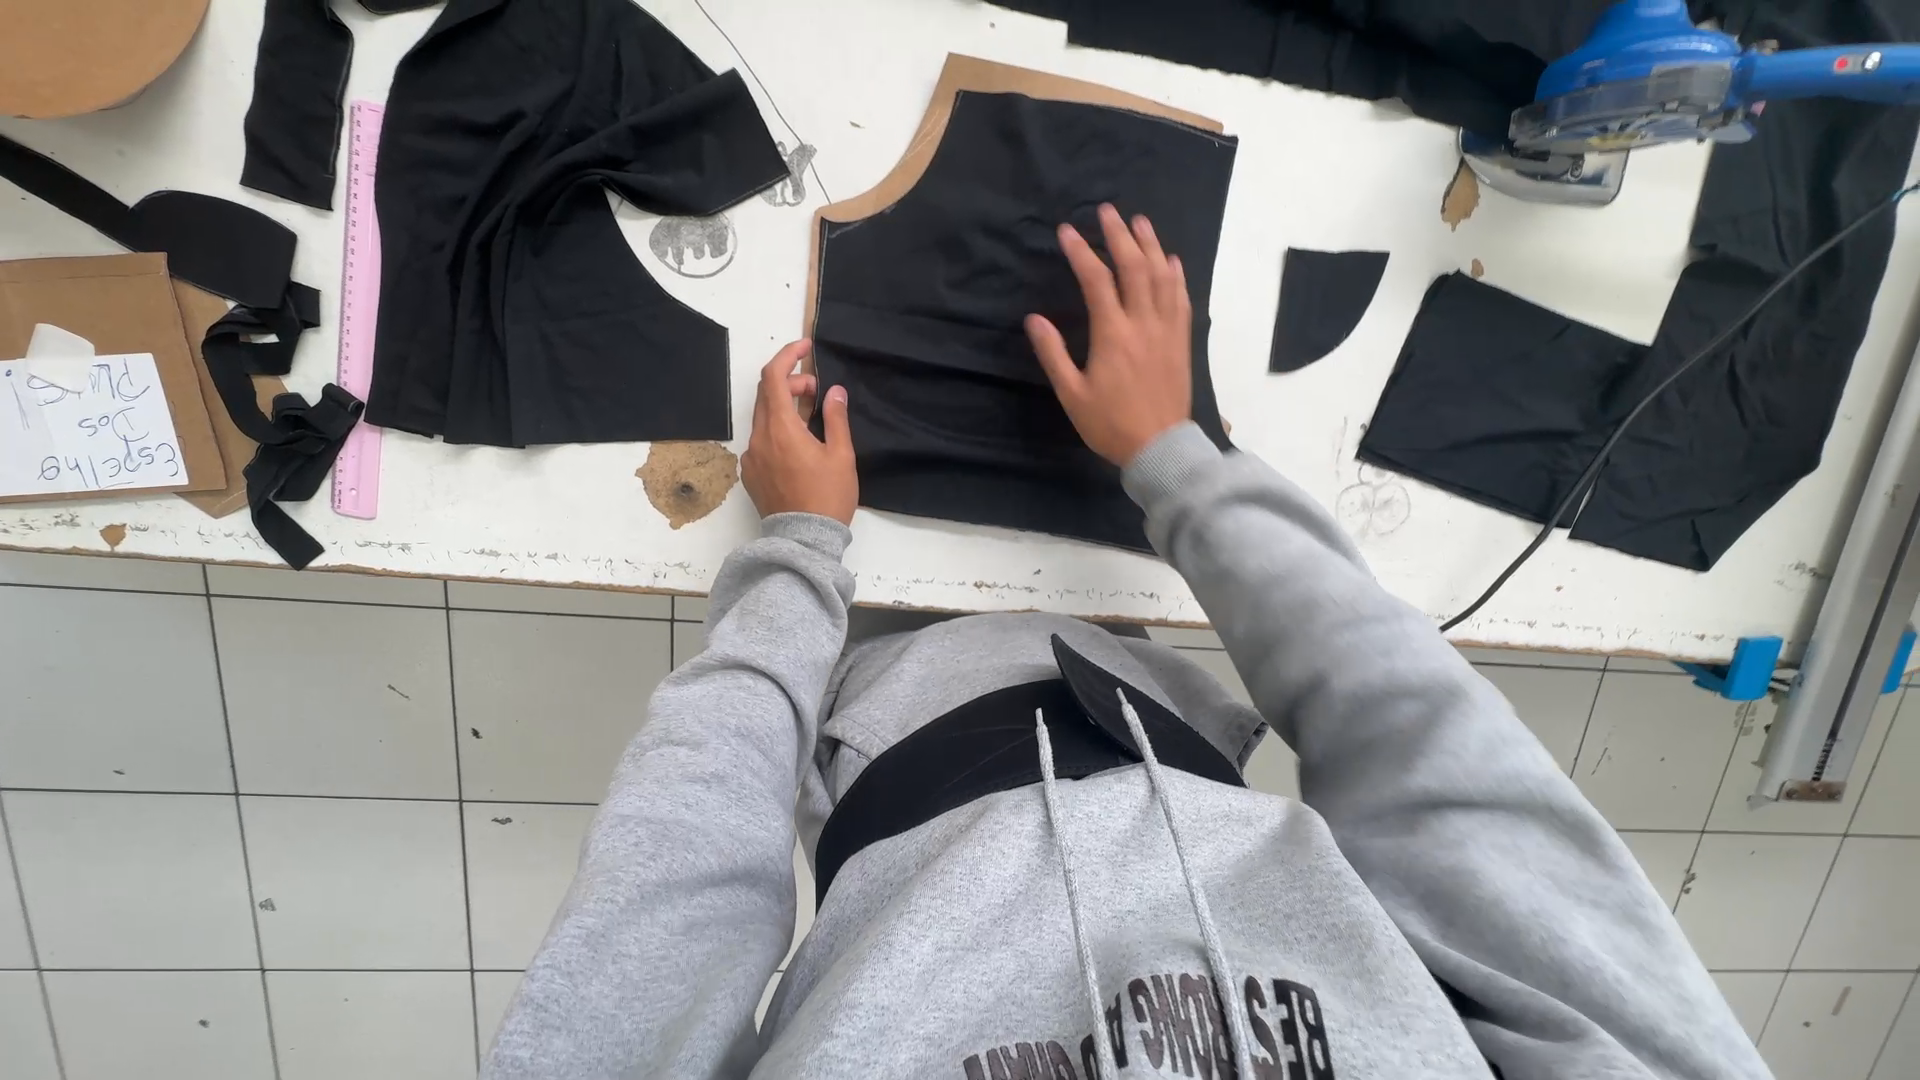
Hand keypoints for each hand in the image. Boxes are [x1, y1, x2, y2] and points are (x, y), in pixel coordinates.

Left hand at [740, 340, 857, 524]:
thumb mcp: (841, 456)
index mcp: (781, 429)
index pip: (773, 377)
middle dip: (790, 381)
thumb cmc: (828, 497)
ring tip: (811, 416)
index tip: (805, 347)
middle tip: (817, 389)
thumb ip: (836, 418)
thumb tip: (834, 391)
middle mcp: (759, 438)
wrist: (804, 539)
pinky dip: (778, 428)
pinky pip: (761, 438)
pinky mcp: (750, 472)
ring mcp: (751, 456)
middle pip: (766, 394)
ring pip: (763, 416)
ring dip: (784, 405)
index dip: (788, 355)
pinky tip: (798, 443)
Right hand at [1025, 204, 1192, 466]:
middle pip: (1134, 267)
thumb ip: (1053, 354)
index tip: (1067, 232)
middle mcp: (1143, 323)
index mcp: (1112, 335)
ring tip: (1139, 222)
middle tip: (1107, 212)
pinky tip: (1170, 261)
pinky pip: (1182, 299)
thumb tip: (1034, 319)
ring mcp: (1167, 330)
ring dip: (1150, 245)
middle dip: (1119, 236)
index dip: (1081, 252)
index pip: (1096, 280)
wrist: (1159, 447)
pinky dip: (1175, 275)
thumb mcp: (1072, 394)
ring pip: (1162, 277)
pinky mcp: (1182, 341)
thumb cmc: (1109, 424)